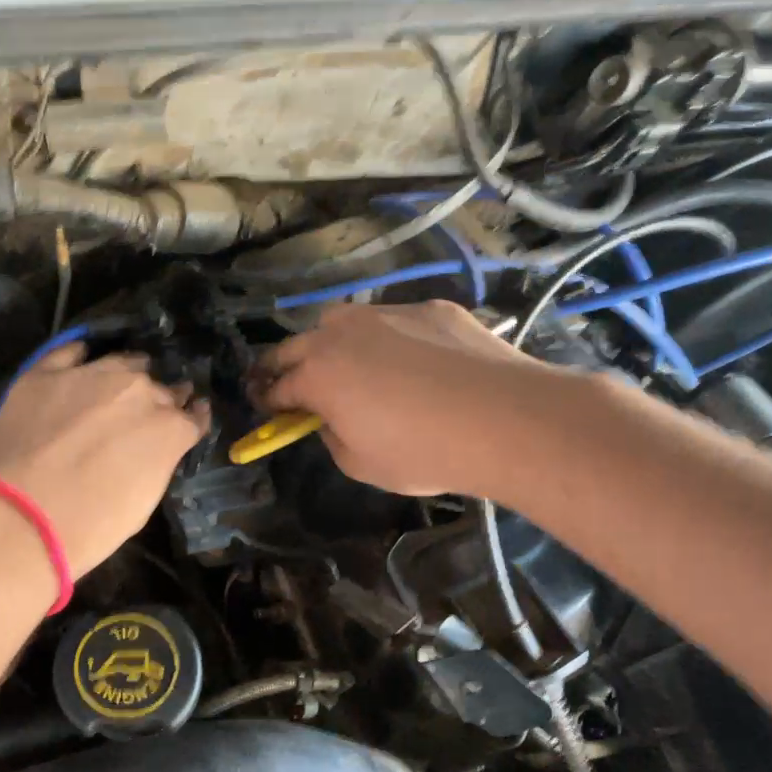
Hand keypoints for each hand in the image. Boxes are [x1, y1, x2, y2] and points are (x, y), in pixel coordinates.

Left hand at [0, 345, 209, 575]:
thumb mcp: (140, 505)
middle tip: (155, 408)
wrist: (17, 515)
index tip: (192, 419)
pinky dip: (79, 356)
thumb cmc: (87, 527)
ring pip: (120, 362)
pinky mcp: (44, 374)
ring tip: (126, 378)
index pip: (193, 417)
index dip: (192, 418)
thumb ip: (154, 464)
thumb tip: (152, 450)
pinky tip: (81, 357)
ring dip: (128, 372)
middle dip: (160, 398)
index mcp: (167, 429)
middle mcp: (136, 391)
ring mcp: (89, 376)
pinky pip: (68, 353)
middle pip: (158, 387)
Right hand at [257, 301, 569, 498]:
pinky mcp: (430, 308)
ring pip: (343, 322)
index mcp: (316, 374)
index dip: (265, 400)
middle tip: (290, 383)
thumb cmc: (423, 451)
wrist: (506, 419)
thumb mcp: (359, 463)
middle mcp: (342, 333)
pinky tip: (417, 363)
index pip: (275, 386)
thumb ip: (331, 436)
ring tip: (352, 365)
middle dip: (285, 364)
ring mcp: (387, 313)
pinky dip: (390, 339)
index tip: (265, 408)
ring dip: (334, 342)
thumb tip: (330, 419)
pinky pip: (394, 321)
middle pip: (296, 344)